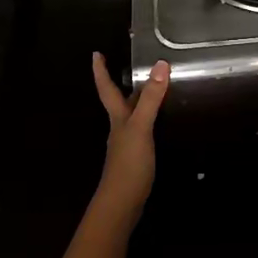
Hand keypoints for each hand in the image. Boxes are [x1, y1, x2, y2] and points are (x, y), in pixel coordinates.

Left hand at [91, 54, 168, 215]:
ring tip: (154, 87)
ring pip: (133, 115)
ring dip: (140, 101)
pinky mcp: (138, 157)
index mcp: (118, 118)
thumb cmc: (127, 164)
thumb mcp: (140, 128)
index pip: (107, 89)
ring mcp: (128, 143)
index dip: (101, 71)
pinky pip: (144, 130)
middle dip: (123, 84)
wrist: (122, 204)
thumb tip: (161, 64)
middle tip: (133, 64)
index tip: (96, 53)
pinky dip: (151, 120)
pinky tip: (161, 122)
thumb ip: (151, 99)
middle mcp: (120, 127)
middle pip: (120, 101)